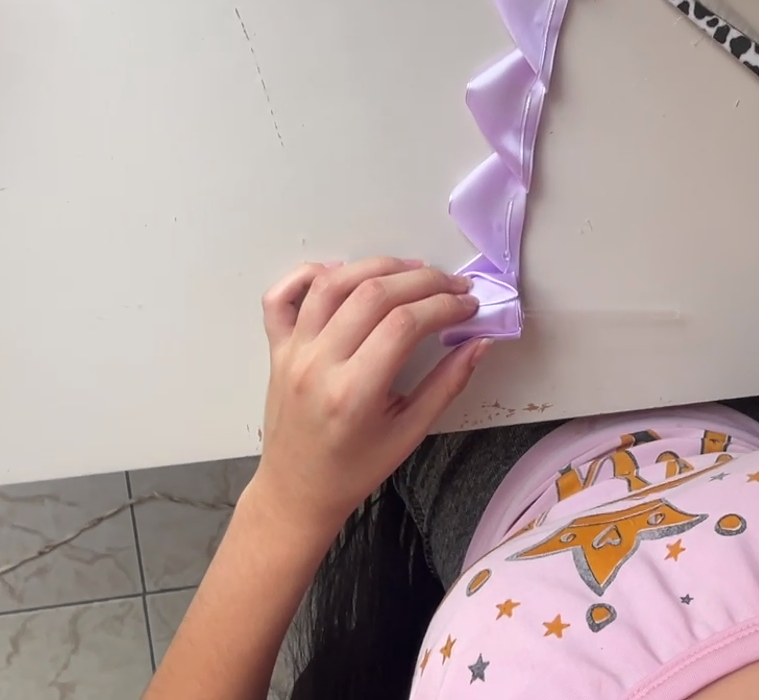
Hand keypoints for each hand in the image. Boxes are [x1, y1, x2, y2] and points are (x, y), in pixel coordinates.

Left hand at [243, 257, 485, 535]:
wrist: (296, 492)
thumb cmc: (356, 468)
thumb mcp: (411, 433)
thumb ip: (448, 384)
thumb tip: (481, 342)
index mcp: (353, 393)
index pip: (404, 324)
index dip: (444, 306)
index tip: (469, 305)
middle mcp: (318, 365)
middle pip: (373, 294)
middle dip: (423, 280)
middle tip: (453, 285)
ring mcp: (293, 352)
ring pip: (332, 285)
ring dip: (378, 266)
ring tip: (413, 269)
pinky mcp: (277, 348)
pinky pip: (282, 297)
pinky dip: (309, 274)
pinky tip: (343, 271)